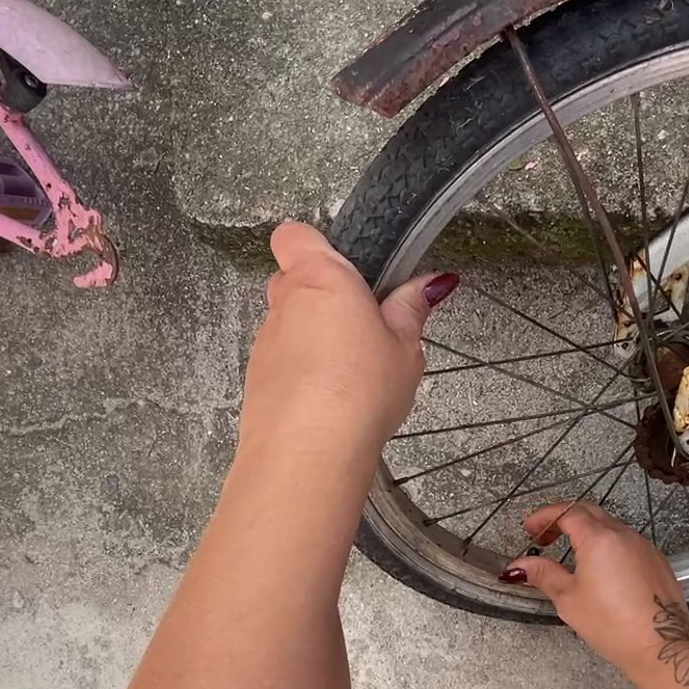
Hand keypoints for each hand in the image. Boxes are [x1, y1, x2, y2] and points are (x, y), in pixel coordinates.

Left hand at [239, 222, 456, 463]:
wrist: (308, 454)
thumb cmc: (358, 390)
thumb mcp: (405, 348)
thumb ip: (411, 310)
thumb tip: (430, 284)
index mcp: (319, 279)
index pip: (295, 234)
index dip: (318, 244)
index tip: (351, 266)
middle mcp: (283, 304)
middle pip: (295, 280)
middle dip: (326, 296)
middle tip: (367, 324)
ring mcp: (265, 344)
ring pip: (290, 325)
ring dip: (316, 338)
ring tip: (355, 371)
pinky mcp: (258, 381)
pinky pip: (284, 362)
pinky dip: (304, 371)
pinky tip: (333, 398)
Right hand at [501, 501, 688, 671]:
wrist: (662, 647)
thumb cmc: (612, 625)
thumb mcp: (569, 599)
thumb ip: (544, 574)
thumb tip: (519, 566)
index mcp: (598, 538)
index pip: (567, 512)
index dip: (545, 516)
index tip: (530, 527)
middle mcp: (624, 534)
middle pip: (589, 511)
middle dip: (564, 518)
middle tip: (545, 537)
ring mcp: (644, 546)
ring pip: (610, 526)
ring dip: (587, 532)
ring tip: (570, 555)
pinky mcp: (657, 560)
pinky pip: (627, 542)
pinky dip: (608, 545)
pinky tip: (600, 570)